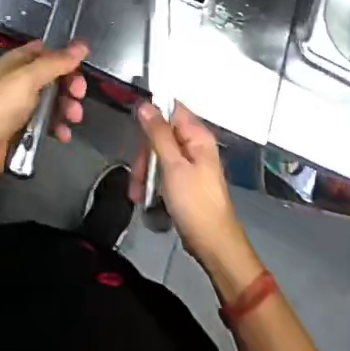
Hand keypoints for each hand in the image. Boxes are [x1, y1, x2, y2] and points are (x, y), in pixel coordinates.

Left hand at [0, 41, 87, 189]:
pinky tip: (63, 135)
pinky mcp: (24, 128)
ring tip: (73, 119)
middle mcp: (20, 80)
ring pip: (53, 101)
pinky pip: (47, 123)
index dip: (65, 58)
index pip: (47, 52)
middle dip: (70, 86)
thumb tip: (82, 45)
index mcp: (17, 62)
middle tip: (78, 97)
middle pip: (54, 77)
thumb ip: (55, 63)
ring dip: (67, 108)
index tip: (81, 68)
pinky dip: (58, 127)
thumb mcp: (28, 79)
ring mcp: (22, 105)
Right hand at [132, 102, 260, 295]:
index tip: (135, 127)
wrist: (213, 245)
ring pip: (159, 155)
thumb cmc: (194, 203)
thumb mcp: (173, 166)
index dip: (153, 114)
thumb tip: (146, 105)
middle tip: (138, 174)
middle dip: (145, 153)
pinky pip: (163, 172)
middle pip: (161, 135)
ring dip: (145, 172)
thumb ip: (158, 134)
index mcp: (198, 137)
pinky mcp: (185, 182)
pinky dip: (152, 183)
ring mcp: (190, 165)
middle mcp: (195, 146)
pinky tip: (145, 197)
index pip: (172, 109)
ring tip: (138, 193)